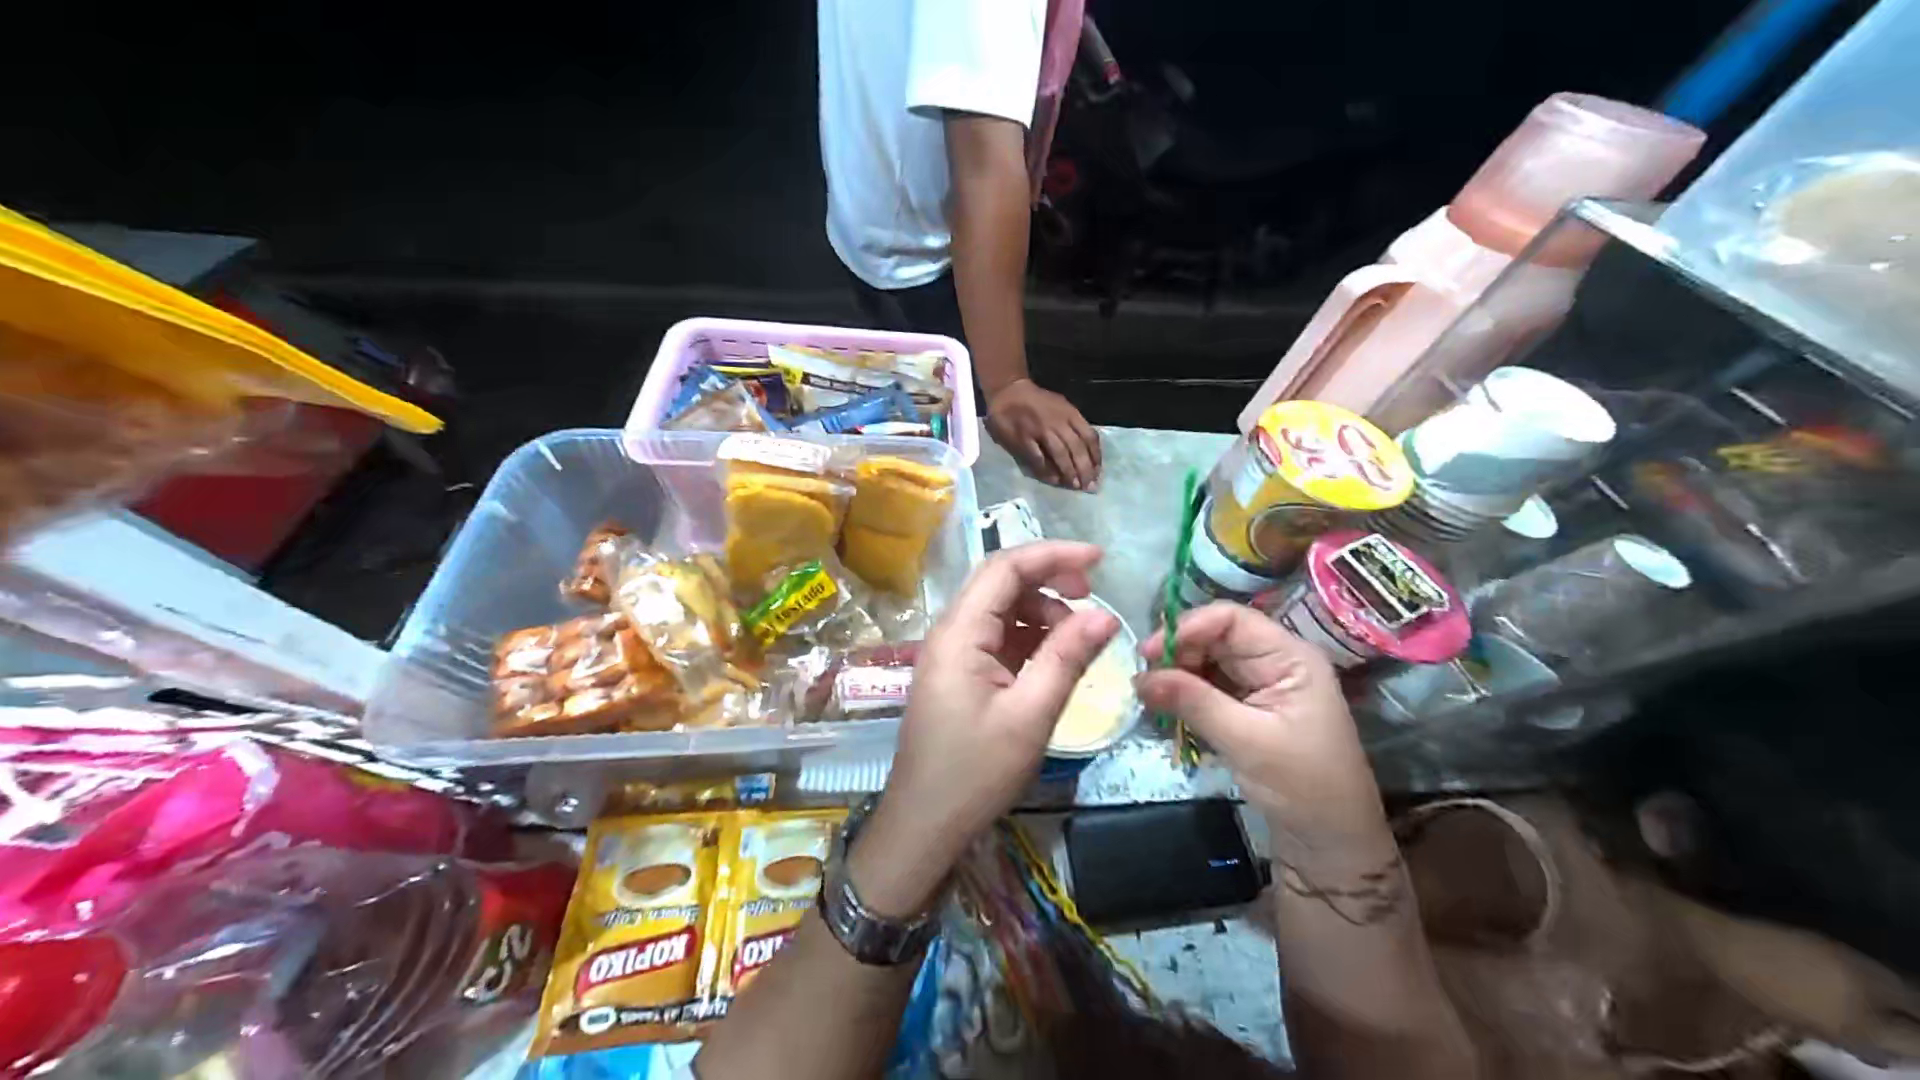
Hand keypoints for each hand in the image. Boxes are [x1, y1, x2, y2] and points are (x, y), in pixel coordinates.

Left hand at [849, 542, 1117, 914]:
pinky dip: (1029, 640)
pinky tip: (1054, 660)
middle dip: (1049, 581)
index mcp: (960, 633)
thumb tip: (1106, 614)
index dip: (1053, 555)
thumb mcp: (1031, 715)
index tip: (1100, 560)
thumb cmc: (976, 772)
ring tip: (1077, 641)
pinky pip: (997, 639)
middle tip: (1092, 599)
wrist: (925, 823)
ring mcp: (951, 653)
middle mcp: (950, 632)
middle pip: (1001, 583)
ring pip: (1001, 611)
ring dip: (1042, 613)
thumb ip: (1067, 658)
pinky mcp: (958, 674)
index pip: (1005, 568)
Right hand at [985, 380, 1102, 491]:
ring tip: (1074, 485)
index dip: (1095, 457)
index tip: (1097, 473)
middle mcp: (1057, 421)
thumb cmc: (1037, 402)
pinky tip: (1053, 480)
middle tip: (1088, 486)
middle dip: (1085, 469)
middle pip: (1077, 448)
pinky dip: (1047, 471)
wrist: (1008, 392)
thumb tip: (1086, 452)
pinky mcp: (1022, 438)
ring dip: (1069, 472)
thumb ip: (1073, 425)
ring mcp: (1039, 430)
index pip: (1089, 436)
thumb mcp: (1061, 407)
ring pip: (1060, 454)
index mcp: (1069, 413)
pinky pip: (1038, 458)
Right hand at [1137, 603, 1391, 862]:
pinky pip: (1207, 685)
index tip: (1150, 653)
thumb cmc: (1304, 786)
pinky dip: (1184, 692)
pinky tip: (1165, 706)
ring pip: (1206, 660)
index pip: (1232, 619)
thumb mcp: (1247, 742)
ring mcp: (1260, 684)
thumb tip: (1139, 679)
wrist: (1332, 842)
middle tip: (1144, 680)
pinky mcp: (1246, 706)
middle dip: (1177, 653)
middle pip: (1214, 637)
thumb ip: (1193, 702)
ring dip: (1177, 673)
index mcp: (1290, 657)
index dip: (1187, 627)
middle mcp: (1274, 661)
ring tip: (1150, 695)